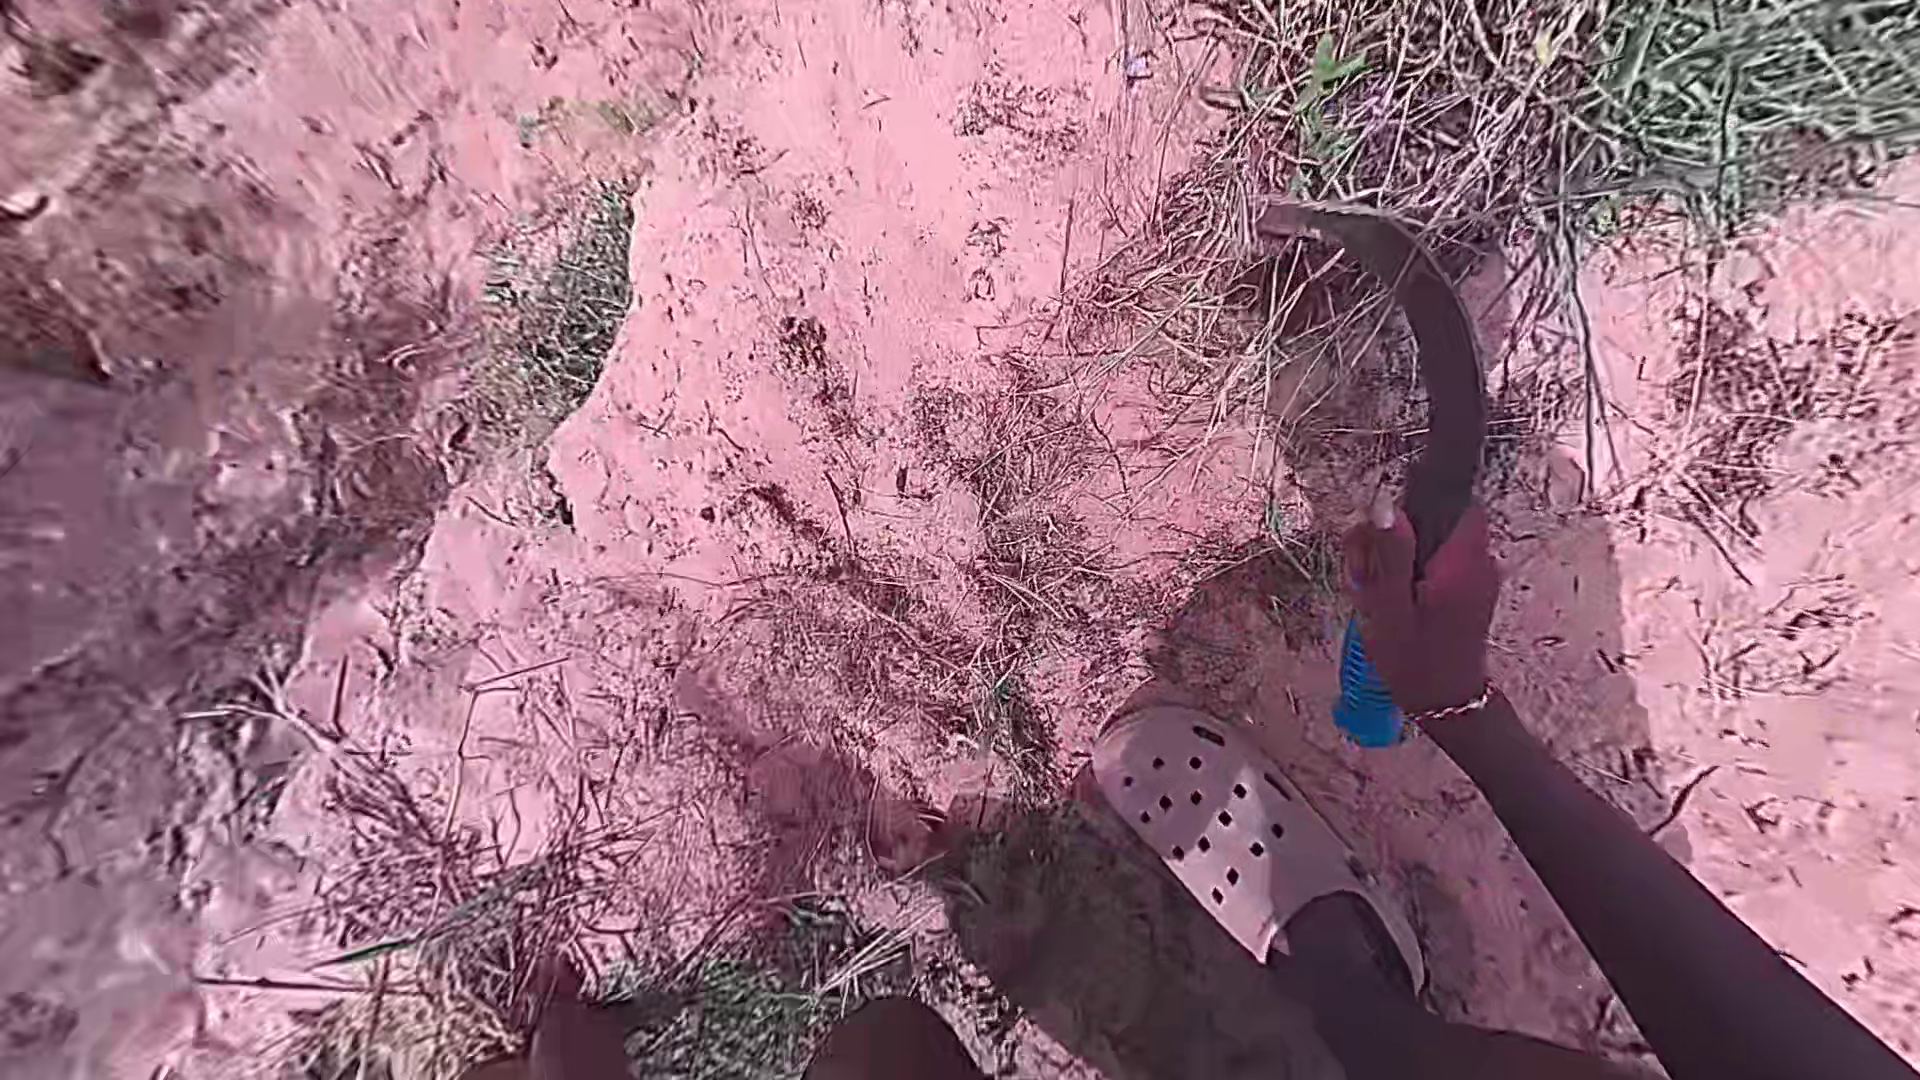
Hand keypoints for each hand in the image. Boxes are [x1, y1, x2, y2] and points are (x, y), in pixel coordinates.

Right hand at [1342, 501, 1499, 716]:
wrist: (1442, 701)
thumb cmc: (1413, 657)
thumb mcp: (1390, 605)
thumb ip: (1389, 554)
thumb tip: (1385, 506)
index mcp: (1462, 563)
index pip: (1452, 505)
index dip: (1412, 510)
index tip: (1381, 538)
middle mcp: (1475, 563)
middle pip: (1427, 523)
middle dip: (1386, 541)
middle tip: (1365, 577)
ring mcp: (1469, 576)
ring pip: (1419, 544)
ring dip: (1385, 561)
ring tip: (1370, 595)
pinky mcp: (1458, 589)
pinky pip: (1423, 564)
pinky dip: (1397, 576)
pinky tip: (1381, 600)